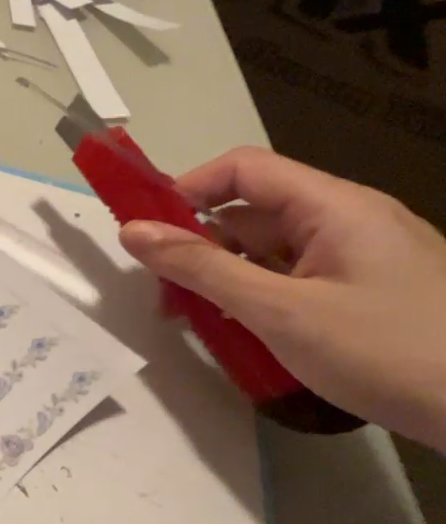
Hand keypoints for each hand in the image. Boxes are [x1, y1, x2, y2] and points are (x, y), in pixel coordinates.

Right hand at [118, 146, 445, 449]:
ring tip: (199, 321)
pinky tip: (245, 332)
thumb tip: (130, 230)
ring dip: (222, 276)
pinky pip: (294, 276)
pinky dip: (256, 295)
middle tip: (164, 294)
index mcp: (335, 208)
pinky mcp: (372, 291)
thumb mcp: (280, 312)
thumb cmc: (393, 354)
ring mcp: (365, 257)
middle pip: (249, 211)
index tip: (147, 234)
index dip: (185, 190)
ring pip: (267, 248)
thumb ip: (200, 267)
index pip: (241, 169)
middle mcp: (351, 221)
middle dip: (195, 245)